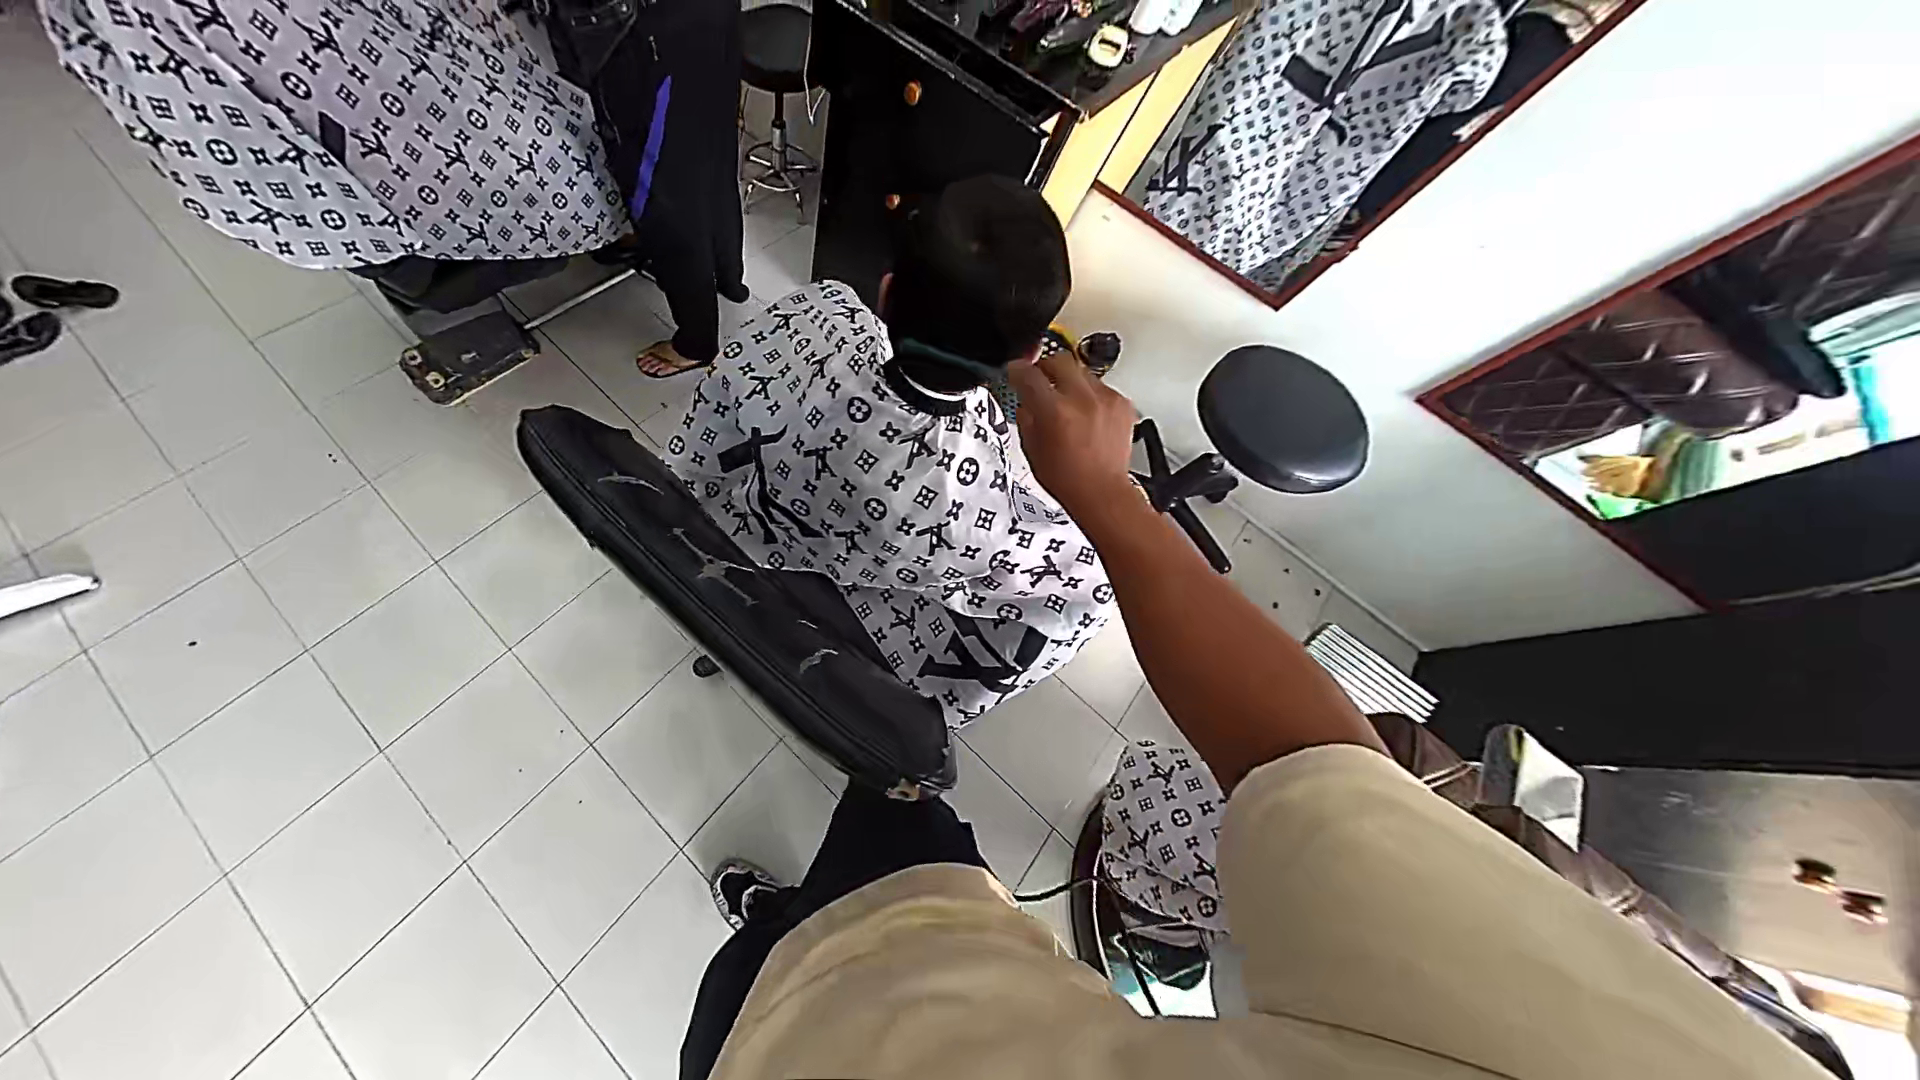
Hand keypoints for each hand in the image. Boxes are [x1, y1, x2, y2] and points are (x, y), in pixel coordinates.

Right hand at [1007, 348, 1138, 521]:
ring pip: (1082, 371)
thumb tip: (1025, 401)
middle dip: (1045, 367)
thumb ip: (1026, 418)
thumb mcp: (1032, 449)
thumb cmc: (1068, 479)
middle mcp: (1082, 400)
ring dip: (1069, 381)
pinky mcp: (1122, 404)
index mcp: (1054, 411)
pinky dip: (1091, 395)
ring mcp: (1105, 400)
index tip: (1015, 371)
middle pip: (1059, 360)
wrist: (1102, 492)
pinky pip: (1101, 387)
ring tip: (1066, 402)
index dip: (1017, 370)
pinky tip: (1086, 414)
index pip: (1029, 374)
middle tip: (1040, 378)